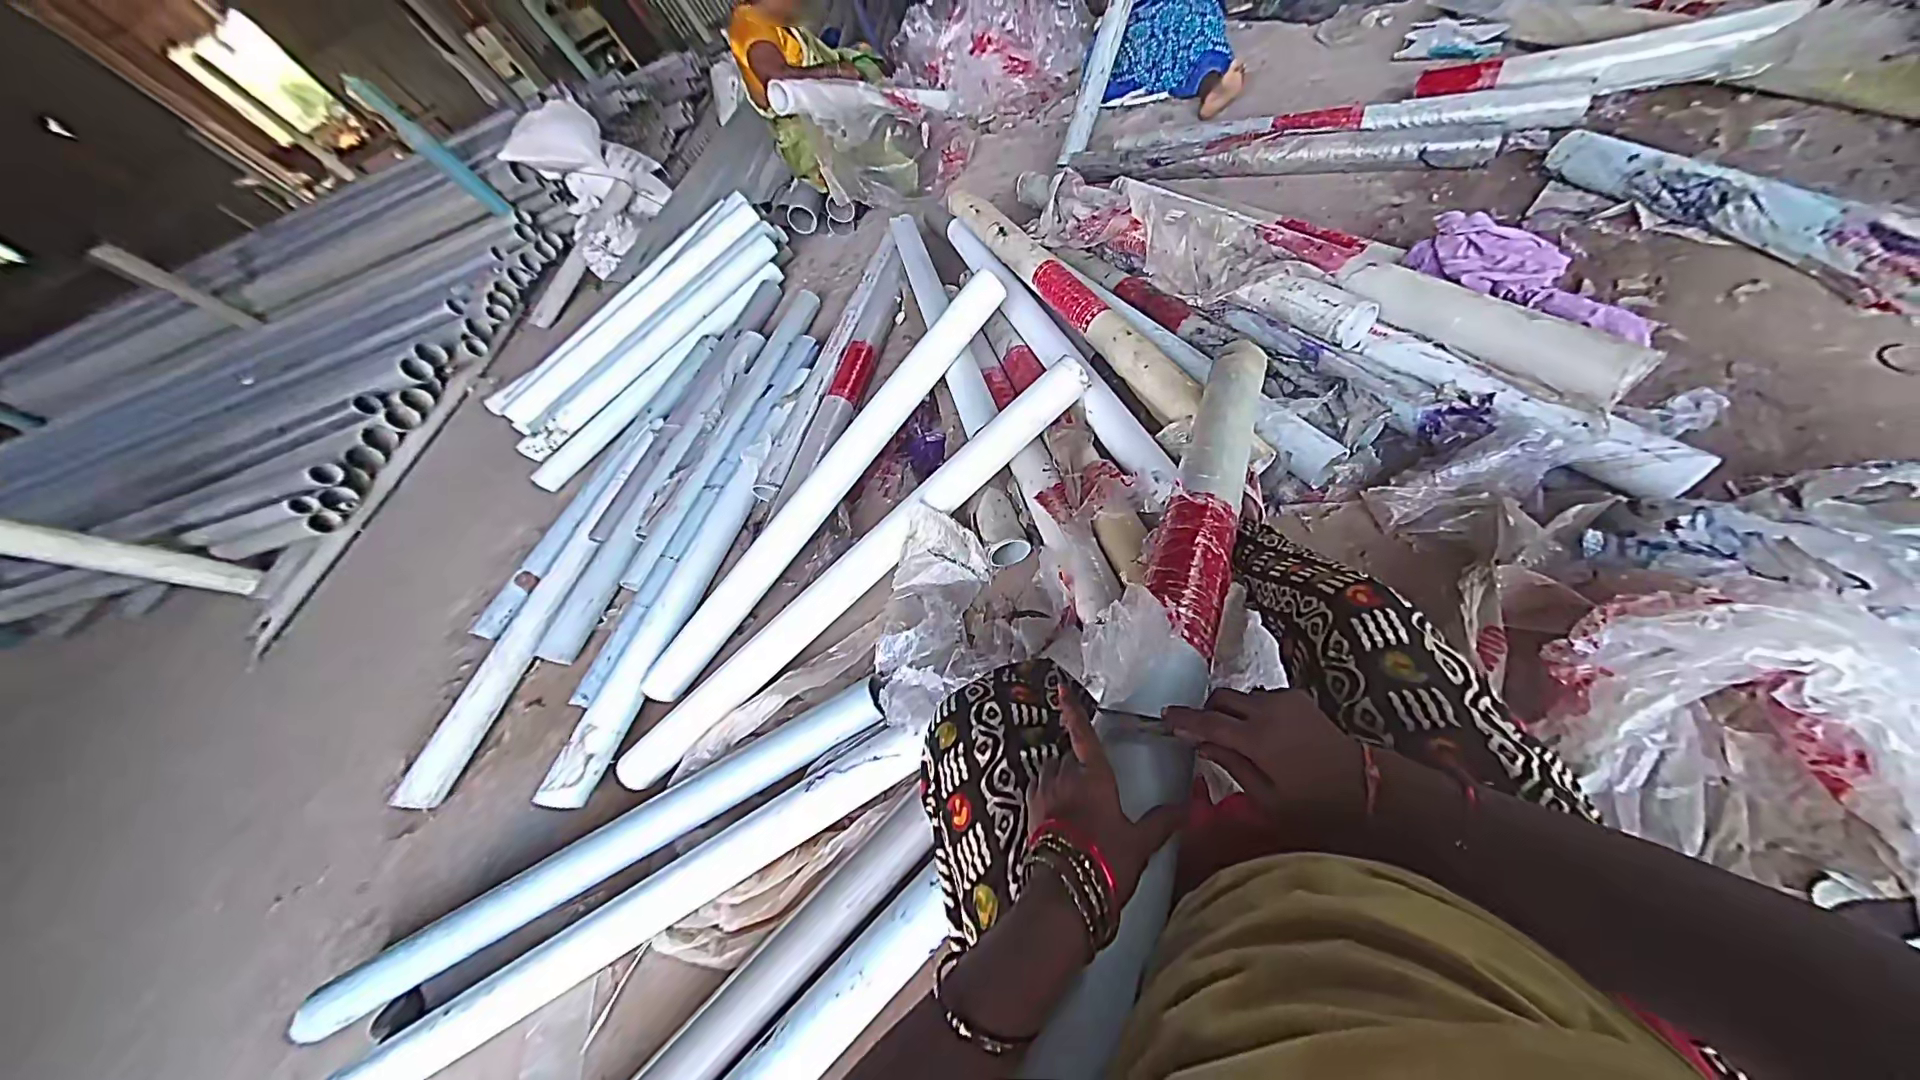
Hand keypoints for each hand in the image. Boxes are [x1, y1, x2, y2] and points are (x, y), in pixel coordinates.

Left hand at [1026, 687, 1185, 910]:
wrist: (1065, 893)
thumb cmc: (1107, 862)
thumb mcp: (1140, 843)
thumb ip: (1162, 822)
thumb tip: (1188, 808)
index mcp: (1093, 776)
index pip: (1083, 735)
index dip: (1073, 711)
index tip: (1061, 690)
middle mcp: (1065, 776)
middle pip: (1068, 755)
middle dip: (1078, 761)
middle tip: (1092, 782)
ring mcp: (1044, 792)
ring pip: (1050, 769)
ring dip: (1060, 774)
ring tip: (1076, 796)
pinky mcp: (1031, 810)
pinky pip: (1038, 787)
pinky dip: (1047, 789)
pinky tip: (1057, 806)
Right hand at [1164, 689, 1366, 823]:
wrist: (1365, 786)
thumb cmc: (1314, 804)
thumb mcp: (1266, 798)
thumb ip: (1230, 765)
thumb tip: (1201, 744)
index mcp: (1257, 739)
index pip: (1208, 722)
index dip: (1183, 719)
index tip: (1166, 717)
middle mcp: (1267, 711)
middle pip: (1220, 698)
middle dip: (1206, 711)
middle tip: (1201, 731)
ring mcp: (1284, 700)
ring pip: (1240, 695)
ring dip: (1230, 710)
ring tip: (1235, 734)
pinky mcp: (1297, 697)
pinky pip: (1260, 696)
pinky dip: (1251, 708)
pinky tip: (1261, 730)